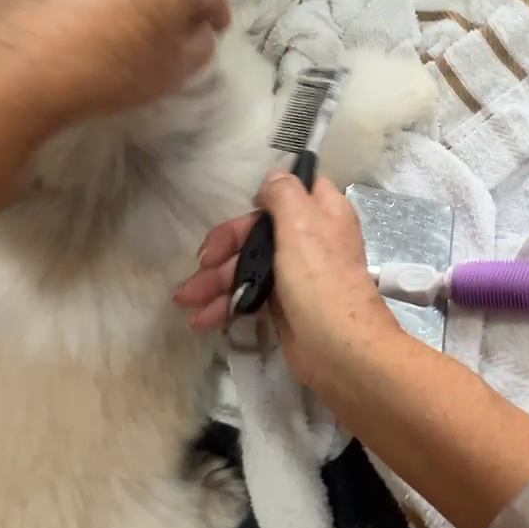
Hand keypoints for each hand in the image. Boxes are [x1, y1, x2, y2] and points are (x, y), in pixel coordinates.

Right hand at [173, 172, 404, 389]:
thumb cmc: (321, 280)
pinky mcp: (285, 306)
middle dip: (224, 248)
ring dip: (216, 282)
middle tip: (201, 264)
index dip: (268, 194)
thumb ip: (285, 194)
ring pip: (249, 266)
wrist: (341, 351)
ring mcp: (298, 274)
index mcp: (323, 213)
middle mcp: (312, 239)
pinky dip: (226, 304)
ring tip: (187, 302)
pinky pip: (249, 295)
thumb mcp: (302, 224)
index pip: (296, 189)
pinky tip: (204, 319)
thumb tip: (274, 176)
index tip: (245, 206)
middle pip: (260, 231)